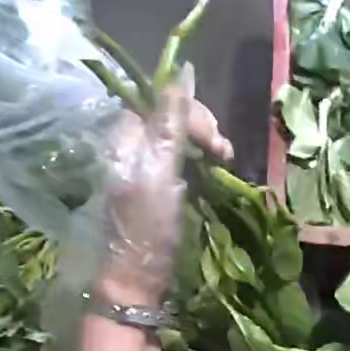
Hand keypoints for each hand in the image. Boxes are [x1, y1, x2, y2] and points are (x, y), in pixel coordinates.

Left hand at [95, 83, 230, 307]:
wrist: (137, 278)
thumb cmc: (147, 227)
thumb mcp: (160, 172)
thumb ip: (169, 123)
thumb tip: (182, 73)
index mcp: (124, 138)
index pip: (159, 100)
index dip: (189, 109)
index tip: (211, 137)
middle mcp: (133, 145)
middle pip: (172, 114)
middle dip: (202, 126)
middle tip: (223, 151)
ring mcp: (147, 163)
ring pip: (182, 133)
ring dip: (207, 140)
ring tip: (225, 159)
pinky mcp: (160, 181)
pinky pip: (184, 154)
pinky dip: (204, 157)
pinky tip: (218, 166)